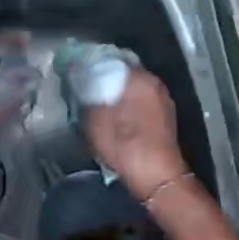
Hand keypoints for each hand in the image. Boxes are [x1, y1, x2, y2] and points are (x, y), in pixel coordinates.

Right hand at [83, 68, 189, 201]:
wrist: (158, 178)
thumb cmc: (126, 147)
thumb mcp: (96, 121)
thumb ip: (88, 95)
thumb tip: (81, 79)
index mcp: (140, 80)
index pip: (111, 61)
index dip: (91, 66)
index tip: (75, 73)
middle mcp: (155, 84)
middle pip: (123, 74)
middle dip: (103, 79)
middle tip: (82, 88)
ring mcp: (162, 101)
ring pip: (132, 88)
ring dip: (114, 92)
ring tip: (94, 102)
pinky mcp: (164, 117)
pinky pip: (139, 101)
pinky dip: (125, 104)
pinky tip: (112, 115)